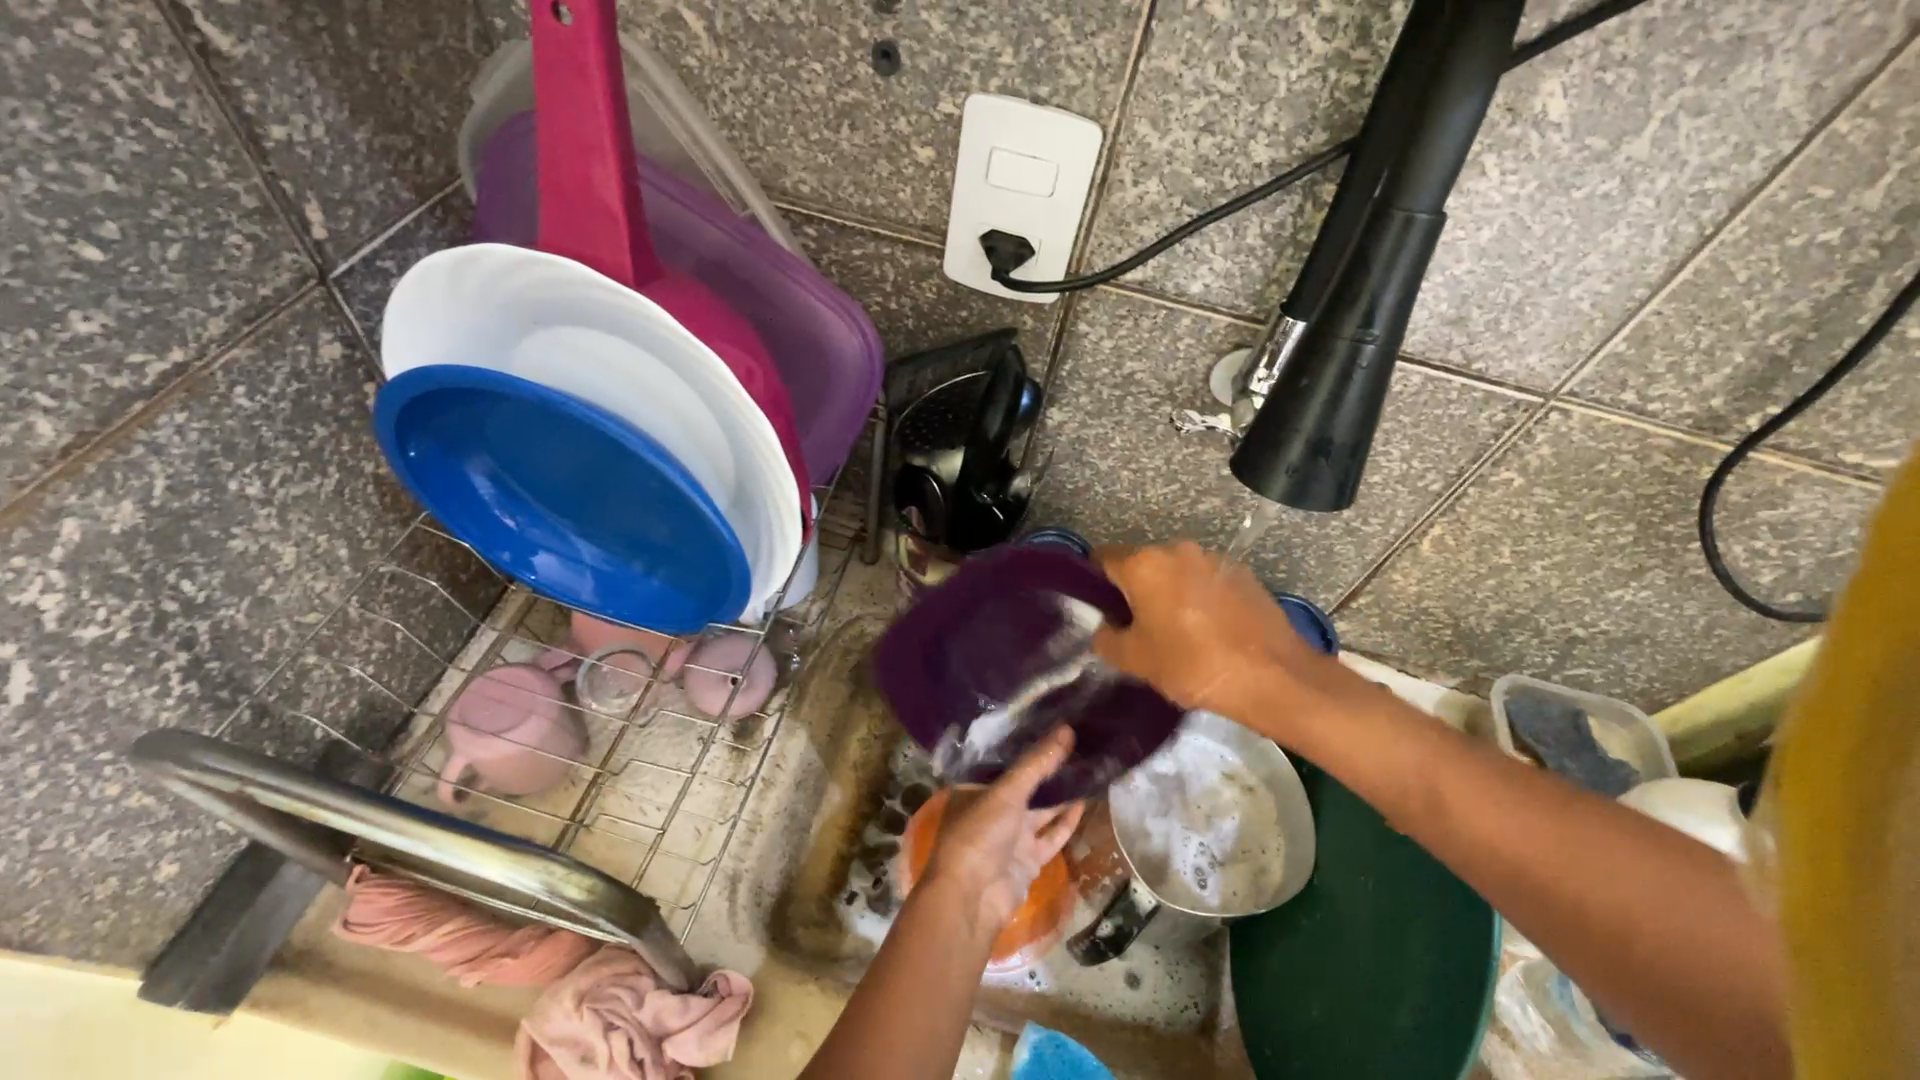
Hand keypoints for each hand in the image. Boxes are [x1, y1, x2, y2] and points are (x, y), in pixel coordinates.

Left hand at [923, 727, 1085, 930]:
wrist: (973, 899)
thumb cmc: (979, 836)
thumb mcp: (1007, 793)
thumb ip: (1037, 764)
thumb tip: (1066, 729)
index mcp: (975, 790)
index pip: (1001, 761)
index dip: (1025, 745)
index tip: (1051, 725)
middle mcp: (991, 810)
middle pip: (1024, 785)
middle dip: (1048, 769)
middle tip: (1078, 744)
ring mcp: (1010, 837)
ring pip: (1041, 810)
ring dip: (1061, 793)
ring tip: (1087, 767)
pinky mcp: (1028, 859)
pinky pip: (1050, 835)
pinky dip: (1066, 820)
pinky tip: (1085, 800)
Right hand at [1092, 541, 1359, 743]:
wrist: (1272, 676)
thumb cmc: (1192, 664)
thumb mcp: (1135, 660)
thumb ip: (1106, 638)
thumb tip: (1105, 627)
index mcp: (1144, 564)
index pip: (1102, 559)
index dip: (1094, 582)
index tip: (1097, 609)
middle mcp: (1177, 549)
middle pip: (1142, 564)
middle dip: (1134, 590)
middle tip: (1134, 627)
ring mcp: (1214, 558)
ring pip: (1176, 572)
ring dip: (1169, 593)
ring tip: (1175, 631)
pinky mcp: (1243, 573)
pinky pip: (1206, 581)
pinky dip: (1200, 598)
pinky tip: (1209, 630)